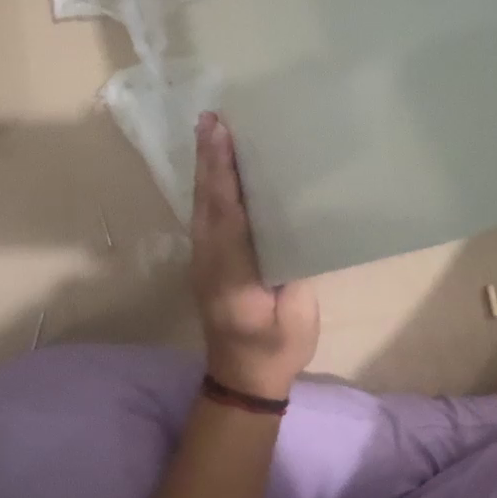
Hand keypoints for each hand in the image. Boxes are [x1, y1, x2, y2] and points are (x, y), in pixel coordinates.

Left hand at [190, 111, 319, 399]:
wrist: (241, 380)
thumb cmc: (276, 349)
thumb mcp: (295, 316)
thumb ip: (292, 272)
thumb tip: (292, 227)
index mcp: (234, 275)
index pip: (228, 214)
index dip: (225, 173)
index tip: (223, 134)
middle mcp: (210, 262)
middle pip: (207, 201)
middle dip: (209, 158)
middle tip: (211, 117)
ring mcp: (203, 262)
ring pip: (201, 206)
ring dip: (205, 167)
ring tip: (209, 130)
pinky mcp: (206, 262)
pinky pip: (204, 216)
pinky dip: (209, 187)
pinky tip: (215, 169)